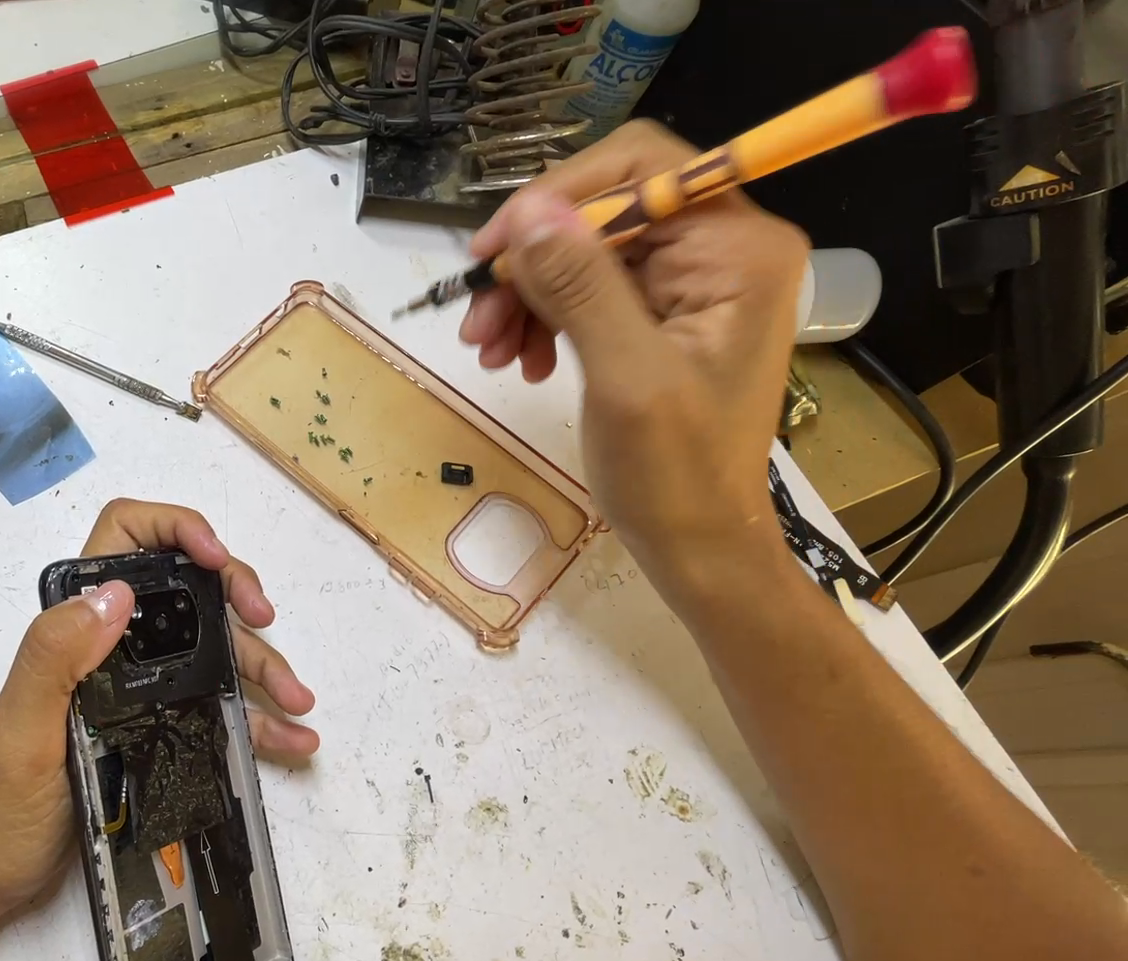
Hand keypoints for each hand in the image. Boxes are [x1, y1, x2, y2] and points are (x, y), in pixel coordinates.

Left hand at [0, 499, 319, 911]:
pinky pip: (221, 708)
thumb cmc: (1, 802)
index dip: (176, 527)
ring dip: (263, 662)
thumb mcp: (21, 730)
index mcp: (75, 623)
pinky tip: (294, 738)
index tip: (217, 560)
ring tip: (300, 700)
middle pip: (187, 584)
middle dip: (235, 590)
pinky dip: (262, 719)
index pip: (125, 536)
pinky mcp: (164, 724)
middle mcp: (116, 641)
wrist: (1, 870)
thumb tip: (121, 593)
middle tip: (266, 621)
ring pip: (215, 645)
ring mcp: (144, 683)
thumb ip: (53, 657)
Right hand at [458, 121, 807, 599]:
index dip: (557, 198)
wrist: (694, 540)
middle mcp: (718, 251)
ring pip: (581, 256)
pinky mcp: (658, 318)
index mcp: (735, 250)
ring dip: (525, 299)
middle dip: (531, 266)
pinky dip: (541, 323)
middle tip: (476, 323)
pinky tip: (521, 364)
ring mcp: (687, 286)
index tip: (491, 253)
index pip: (640, 169)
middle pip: (601, 215)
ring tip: (489, 354)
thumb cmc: (674, 472)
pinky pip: (584, 295)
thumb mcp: (625, 378)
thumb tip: (530, 211)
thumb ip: (583, 289)